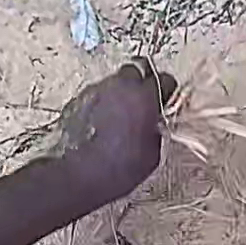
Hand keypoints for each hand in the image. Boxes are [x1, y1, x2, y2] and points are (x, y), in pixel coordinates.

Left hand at [57, 60, 176, 199]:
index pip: (164, 79)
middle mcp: (120, 86)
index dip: (167, 91)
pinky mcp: (78, 99)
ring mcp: (96, 90)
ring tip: (122, 117)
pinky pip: (96, 94)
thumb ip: (156, 131)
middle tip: (144, 101)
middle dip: (143, 82)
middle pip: (137, 69)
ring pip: (115, 81)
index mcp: (144, 97)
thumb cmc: (118, 169)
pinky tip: (103, 124)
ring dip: (121, 93)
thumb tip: (155, 126)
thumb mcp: (152, 155)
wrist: (80, 175)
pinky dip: (103, 104)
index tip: (166, 101)